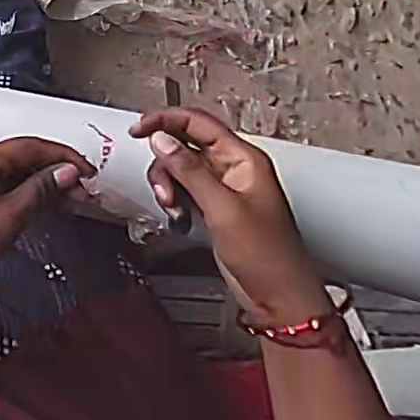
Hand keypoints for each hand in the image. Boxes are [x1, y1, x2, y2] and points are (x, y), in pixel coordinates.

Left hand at [0, 138, 92, 301]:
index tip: (88, 172)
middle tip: (85, 187)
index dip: (63, 157)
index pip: (30, 146)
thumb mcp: (8, 217)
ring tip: (74, 196)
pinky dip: (29, 190)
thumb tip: (69, 172)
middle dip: (56, 168)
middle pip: (24, 155)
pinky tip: (49, 201)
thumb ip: (40, 190)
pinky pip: (7, 182)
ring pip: (17, 169)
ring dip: (45, 180)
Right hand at [129, 109, 329, 323]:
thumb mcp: (222, 208)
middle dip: (165, 164)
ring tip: (172, 206)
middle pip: (183, 145)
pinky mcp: (212, 206)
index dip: (165, 120)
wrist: (279, 299)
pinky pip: (182, 189)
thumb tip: (162, 139)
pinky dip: (173, 199)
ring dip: (167, 185)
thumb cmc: (268, 258)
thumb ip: (188, 170)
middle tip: (161, 186)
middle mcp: (232, 168)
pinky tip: (178, 215)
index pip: (197, 122)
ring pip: (178, 168)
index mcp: (243, 159)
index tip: (140, 129)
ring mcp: (221, 187)